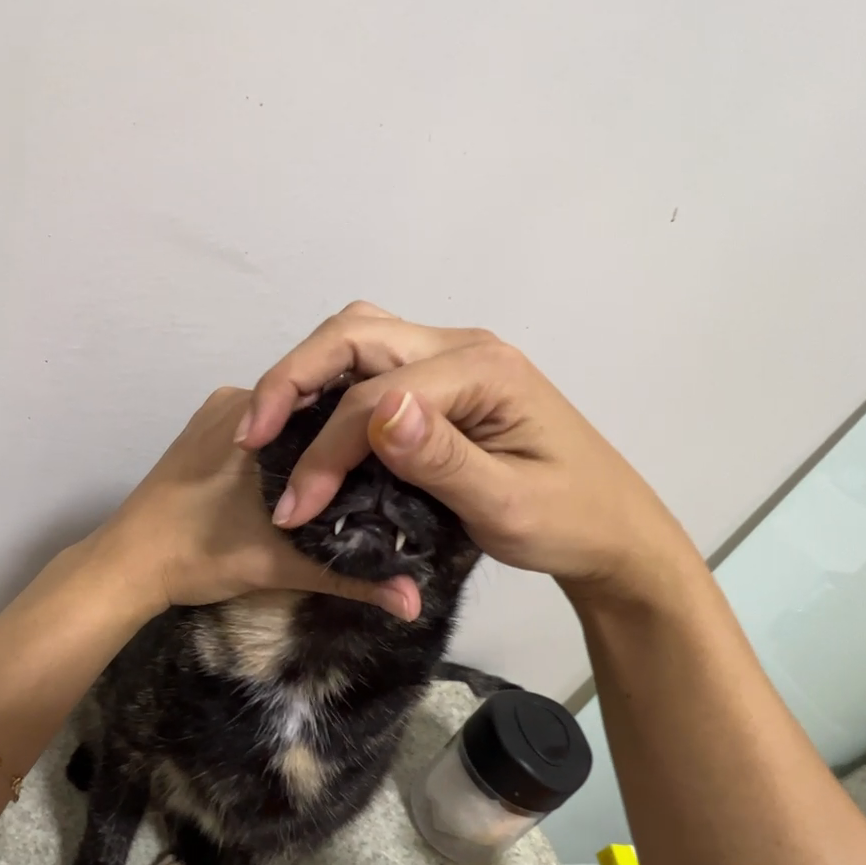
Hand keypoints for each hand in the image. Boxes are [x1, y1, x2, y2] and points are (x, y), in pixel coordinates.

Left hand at [93, 387, 419, 619]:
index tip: (398, 464)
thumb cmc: (201, 554)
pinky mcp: (196, 431)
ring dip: (307, 446)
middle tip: (377, 478)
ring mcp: (213, 414)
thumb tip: (416, 603)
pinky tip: (295, 481)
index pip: (335, 411)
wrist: (127, 564)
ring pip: (283, 421)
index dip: (368, 437)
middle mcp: (237, 400)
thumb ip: (353, 579)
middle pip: (310, 413)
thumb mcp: (283, 566)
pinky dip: (277, 450)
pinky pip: (255, 430)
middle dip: (338, 444)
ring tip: (341, 481)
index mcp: (261, 418)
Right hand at [237, 302, 700, 603]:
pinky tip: (307, 423)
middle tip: (253, 437)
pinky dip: (328, 386)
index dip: (325, 448)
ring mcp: (452, 357)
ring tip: (269, 426)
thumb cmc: (568, 523)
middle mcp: (464, 347)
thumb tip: (376, 412)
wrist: (612, 531)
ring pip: (357, 337)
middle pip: (354, 333)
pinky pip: (369, 363)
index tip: (294, 509)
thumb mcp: (509, 506)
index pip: (376, 393)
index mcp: (483, 370)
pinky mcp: (442, 380)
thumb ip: (443, 459)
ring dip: (306, 375)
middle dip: (293, 380)